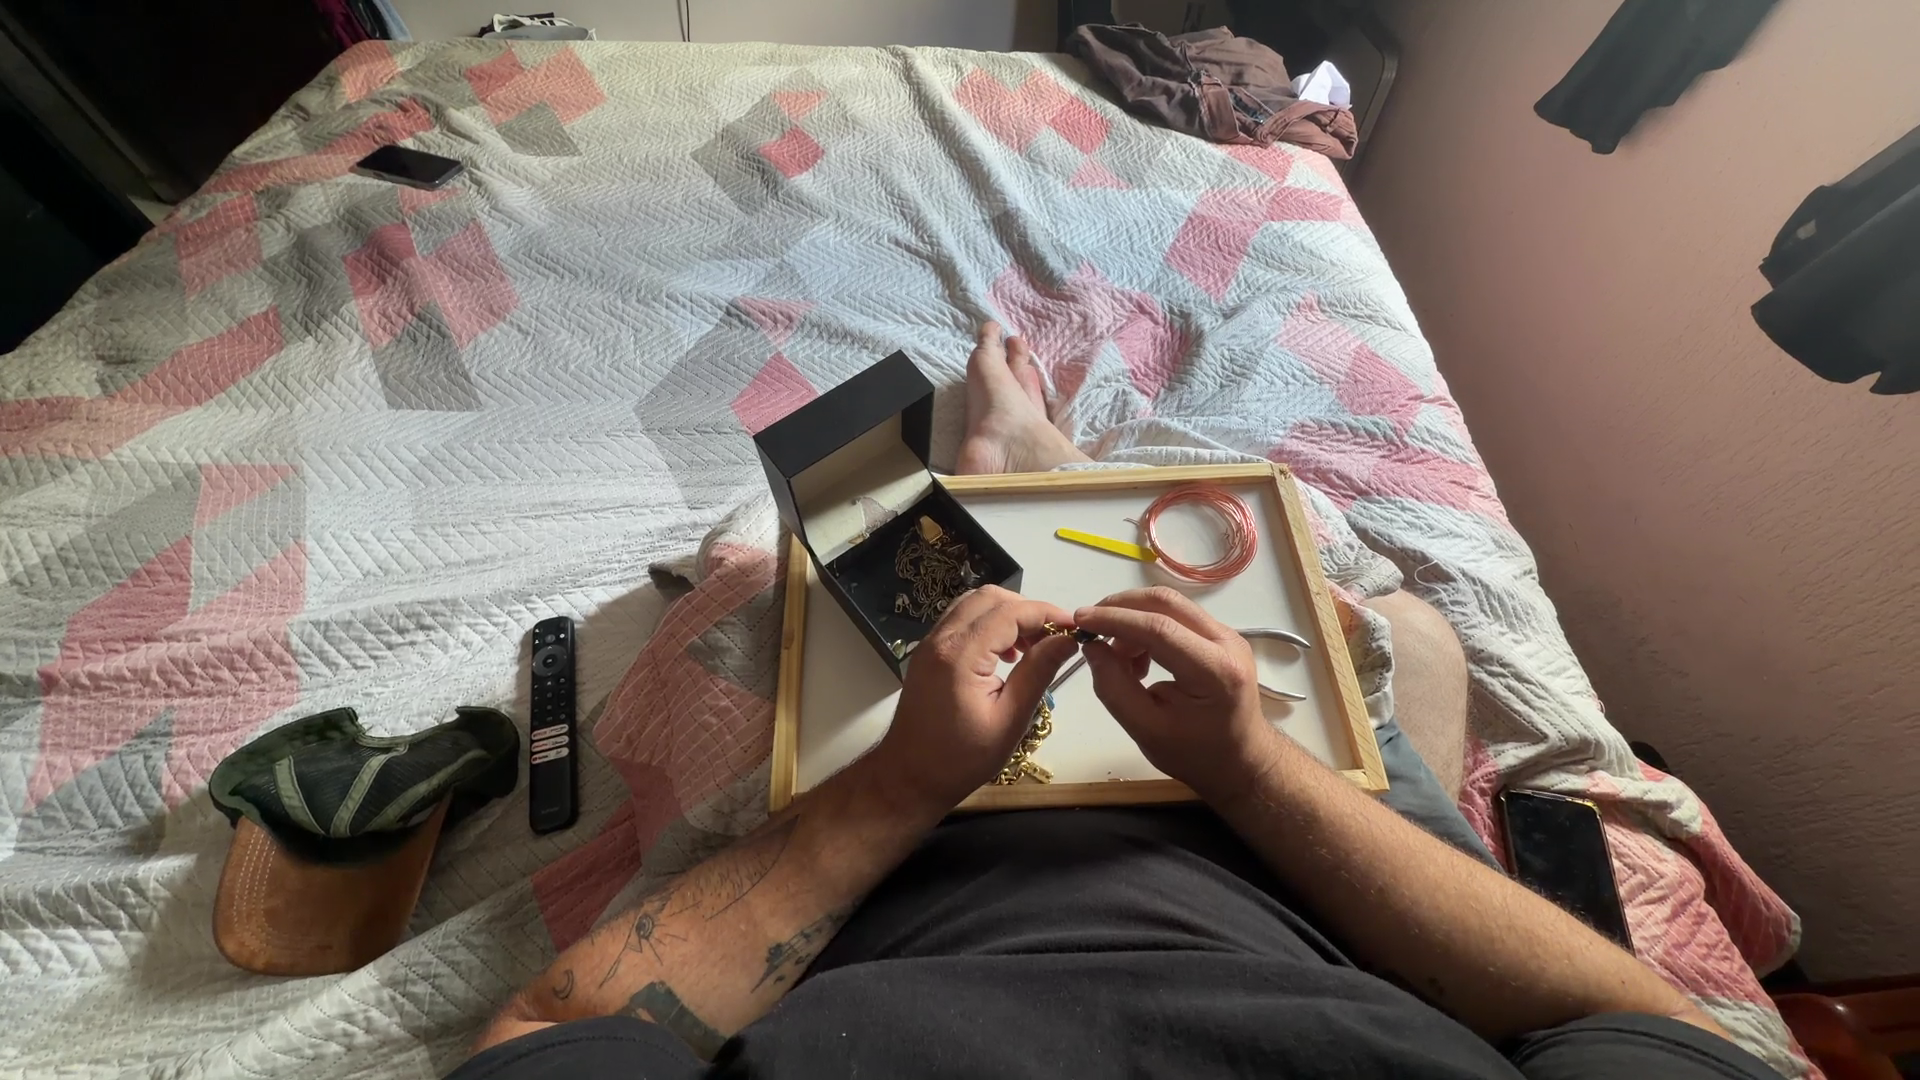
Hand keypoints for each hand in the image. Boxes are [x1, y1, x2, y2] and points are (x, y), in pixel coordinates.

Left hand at [868, 586, 1078, 811]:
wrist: (908, 777)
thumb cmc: (961, 759)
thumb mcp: (1010, 720)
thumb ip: (1038, 672)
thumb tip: (1067, 639)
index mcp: (960, 655)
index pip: (1010, 613)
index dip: (1046, 614)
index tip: (1073, 628)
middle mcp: (941, 639)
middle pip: (990, 598)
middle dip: (1027, 609)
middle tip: (1053, 637)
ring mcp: (929, 643)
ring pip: (974, 604)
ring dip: (1007, 614)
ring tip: (1032, 646)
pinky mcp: (927, 651)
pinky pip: (961, 620)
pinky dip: (988, 623)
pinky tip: (1006, 653)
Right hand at [1073, 587, 1274, 804]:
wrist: (1240, 760)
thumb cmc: (1194, 753)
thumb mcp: (1145, 730)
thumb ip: (1114, 687)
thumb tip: (1091, 647)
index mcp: (1214, 672)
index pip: (1159, 629)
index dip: (1115, 619)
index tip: (1080, 620)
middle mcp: (1227, 643)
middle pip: (1165, 603)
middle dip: (1120, 608)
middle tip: (1091, 627)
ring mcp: (1227, 635)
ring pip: (1169, 604)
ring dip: (1133, 618)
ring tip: (1117, 656)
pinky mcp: (1219, 634)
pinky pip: (1176, 615)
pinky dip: (1146, 626)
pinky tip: (1137, 656)